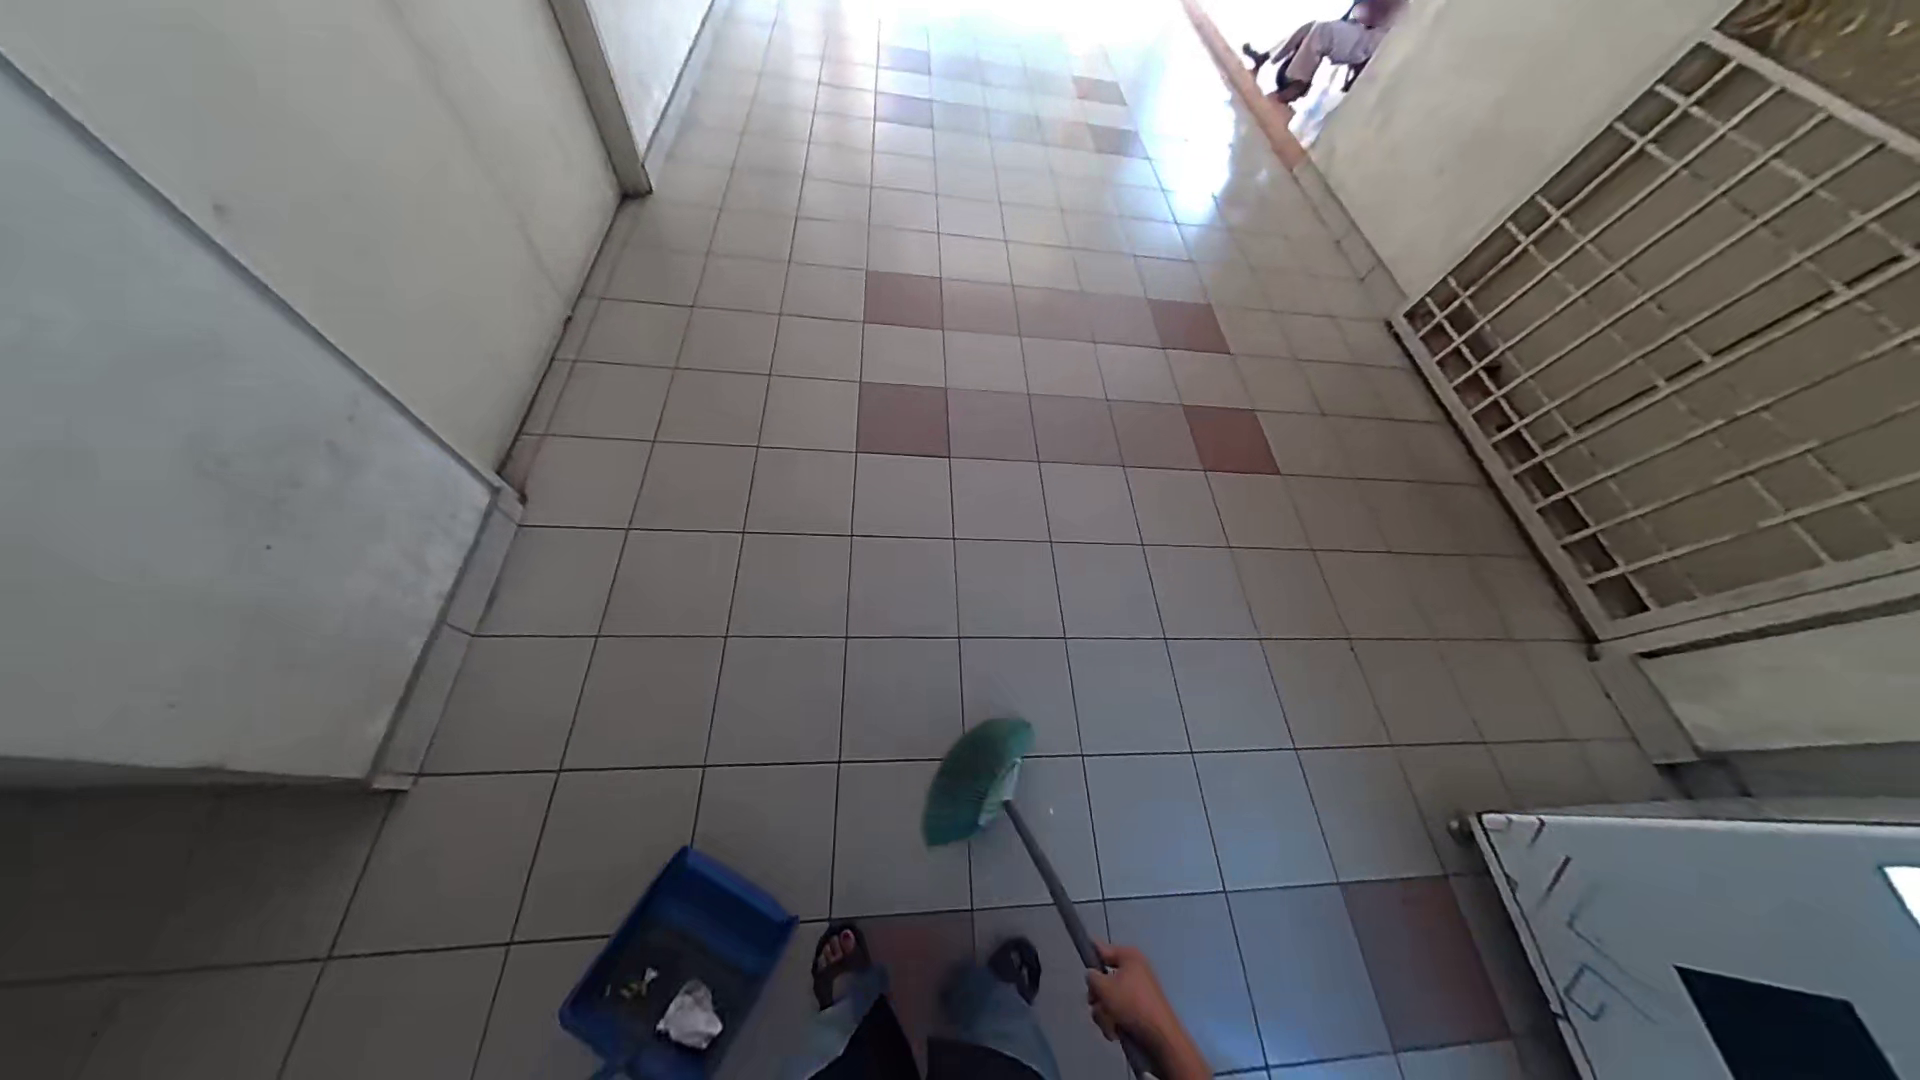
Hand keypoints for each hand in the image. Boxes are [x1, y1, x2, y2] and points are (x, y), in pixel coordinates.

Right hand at [1085, 943, 1179, 1046]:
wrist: (1161, 1037)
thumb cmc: (1132, 1004)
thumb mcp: (1104, 987)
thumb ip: (1091, 977)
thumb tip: (1092, 976)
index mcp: (1129, 957)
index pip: (1101, 949)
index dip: (1089, 955)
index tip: (1081, 965)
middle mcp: (1135, 971)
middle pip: (1103, 979)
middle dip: (1097, 997)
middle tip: (1096, 1004)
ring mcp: (1138, 992)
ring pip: (1109, 1000)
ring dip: (1104, 1014)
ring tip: (1110, 1024)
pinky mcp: (1140, 1012)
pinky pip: (1119, 1013)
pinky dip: (1114, 1023)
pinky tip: (1116, 1032)